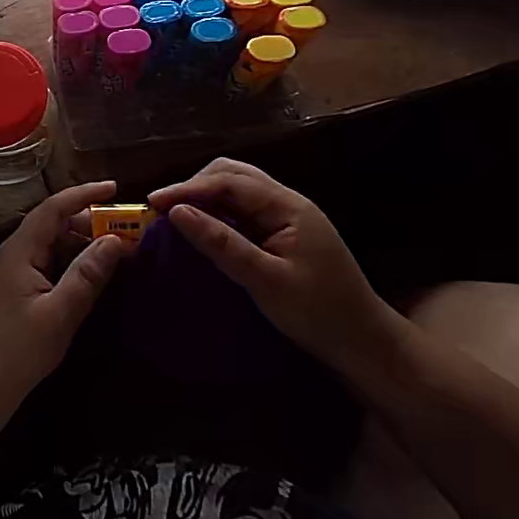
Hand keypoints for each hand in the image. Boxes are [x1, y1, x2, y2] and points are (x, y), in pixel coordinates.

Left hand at [0, 180, 133, 397]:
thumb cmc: (21, 347)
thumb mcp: (61, 312)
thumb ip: (88, 275)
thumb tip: (116, 241)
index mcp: (20, 250)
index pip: (53, 208)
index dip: (83, 194)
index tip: (115, 188)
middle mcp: (15, 250)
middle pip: (53, 221)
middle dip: (89, 218)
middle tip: (126, 226)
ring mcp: (16, 266)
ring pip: (52, 240)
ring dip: (83, 239)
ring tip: (118, 246)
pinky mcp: (20, 282)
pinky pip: (50, 257)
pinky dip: (74, 257)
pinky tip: (95, 268)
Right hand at [149, 159, 404, 368]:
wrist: (365, 344)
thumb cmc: (319, 313)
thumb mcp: (265, 280)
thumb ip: (221, 243)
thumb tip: (176, 212)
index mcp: (288, 207)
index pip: (229, 182)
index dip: (187, 188)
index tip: (153, 202)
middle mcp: (287, 202)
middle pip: (232, 174)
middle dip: (194, 185)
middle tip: (163, 207)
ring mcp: (286, 216)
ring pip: (236, 187)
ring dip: (204, 195)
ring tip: (177, 214)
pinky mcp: (282, 231)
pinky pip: (242, 207)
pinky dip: (216, 209)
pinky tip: (202, 225)